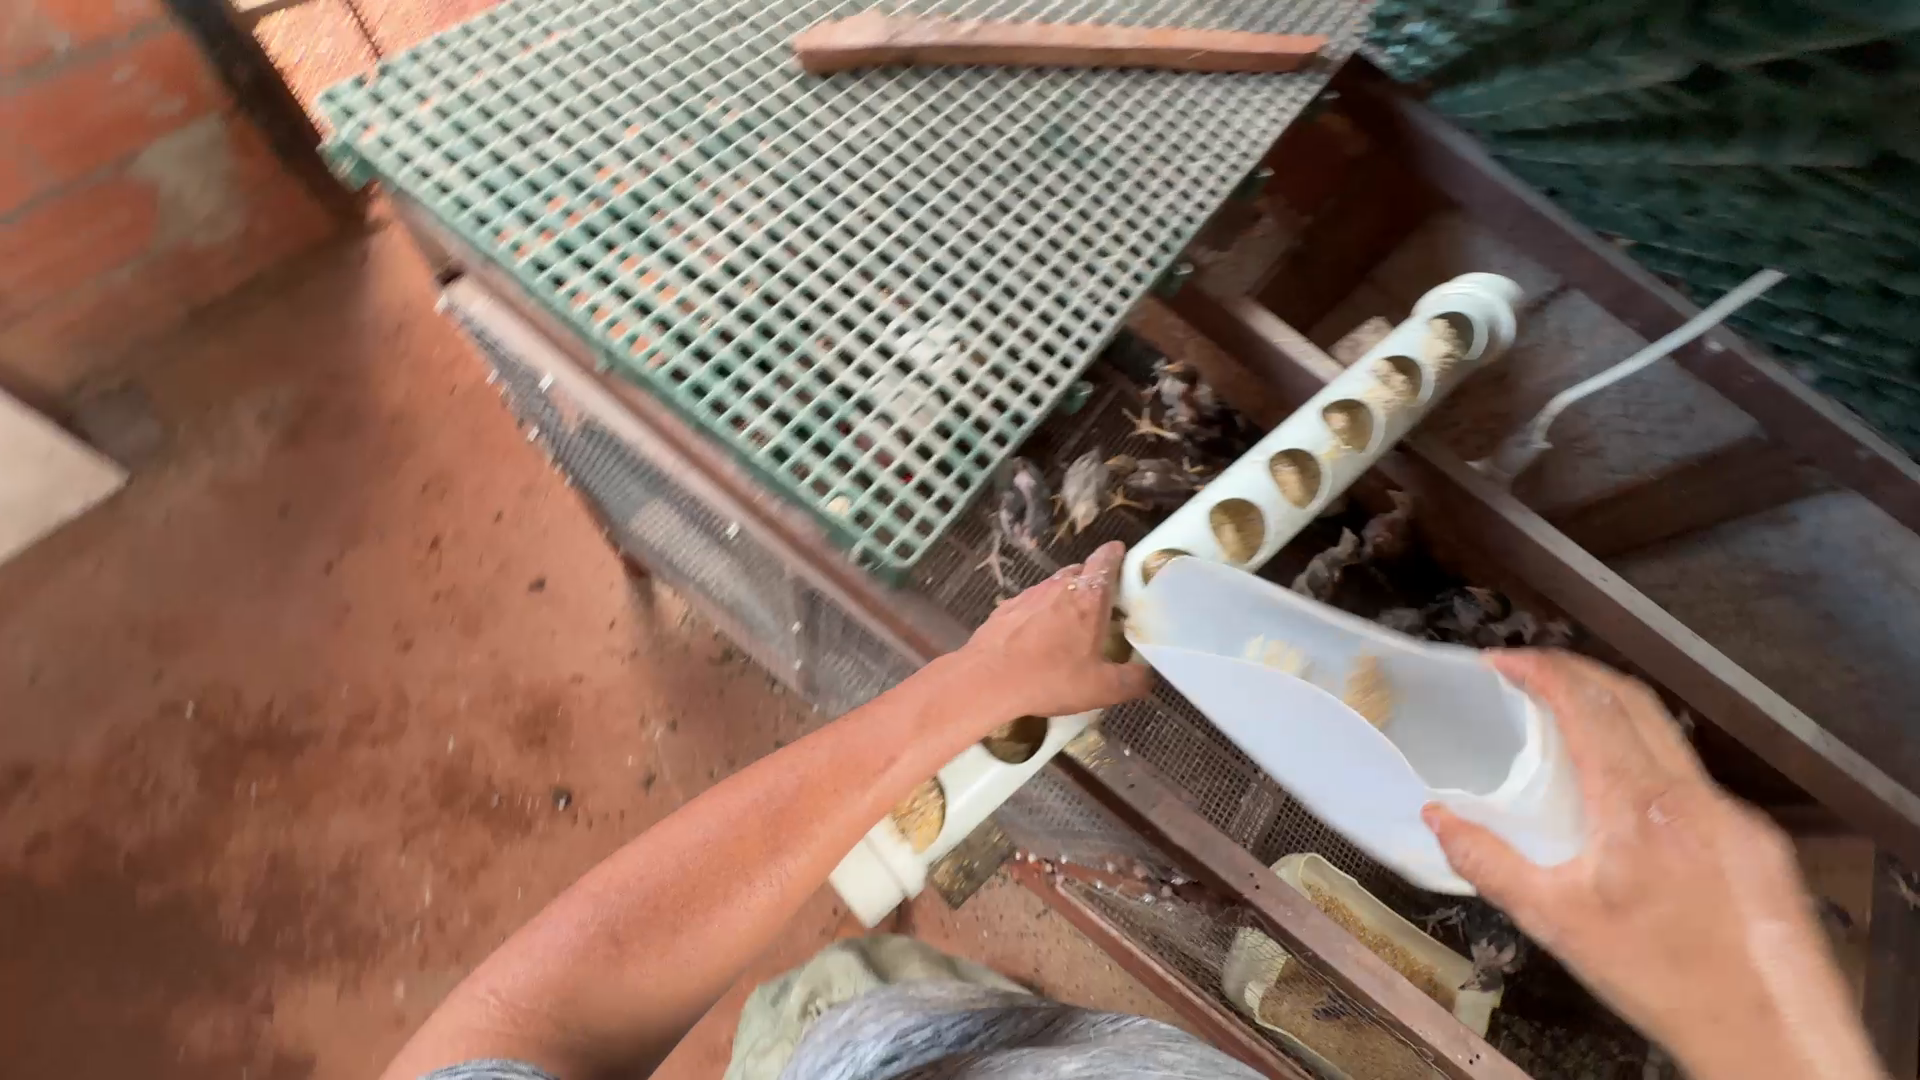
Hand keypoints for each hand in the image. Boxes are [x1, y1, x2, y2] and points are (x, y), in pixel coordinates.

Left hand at [957, 541, 1153, 726]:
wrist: (988, 680)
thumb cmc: (1051, 678)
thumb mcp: (1102, 688)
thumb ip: (1132, 680)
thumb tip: (1148, 675)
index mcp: (1088, 598)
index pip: (1105, 561)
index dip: (1115, 554)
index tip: (1120, 553)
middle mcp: (1058, 587)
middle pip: (1079, 571)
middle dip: (1092, 580)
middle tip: (1101, 603)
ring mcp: (1029, 595)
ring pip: (1053, 586)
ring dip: (1064, 597)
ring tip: (1070, 623)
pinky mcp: (1006, 608)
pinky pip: (1031, 603)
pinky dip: (1039, 612)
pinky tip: (1038, 636)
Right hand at [1424, 651, 1883, 1079]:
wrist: (1782, 1049)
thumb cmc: (1661, 978)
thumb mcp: (1553, 921)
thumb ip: (1486, 861)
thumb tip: (1434, 815)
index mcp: (1641, 804)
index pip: (1590, 705)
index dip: (1542, 669)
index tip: (1500, 660)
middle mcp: (1694, 796)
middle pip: (1634, 700)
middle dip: (1574, 670)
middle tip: (1523, 669)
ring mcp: (1735, 817)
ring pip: (1665, 734)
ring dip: (1607, 706)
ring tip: (1558, 713)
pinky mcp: (1757, 842)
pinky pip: (1687, 773)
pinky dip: (1638, 750)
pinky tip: (1613, 785)